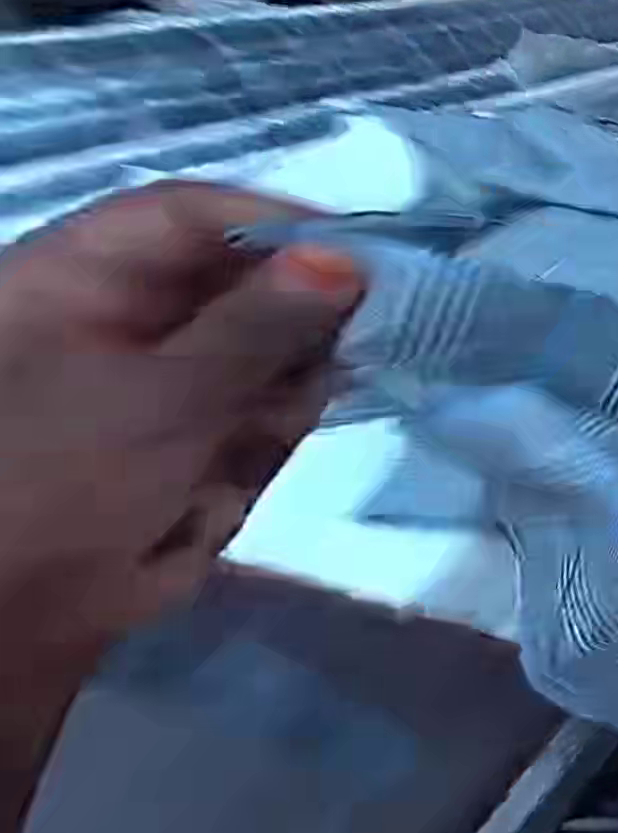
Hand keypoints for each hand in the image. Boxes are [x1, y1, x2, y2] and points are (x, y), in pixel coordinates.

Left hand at [0, 182, 361, 657]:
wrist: (20, 617)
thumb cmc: (48, 490)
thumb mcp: (158, 398)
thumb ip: (259, 325)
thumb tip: (346, 259)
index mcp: (77, 284)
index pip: (188, 215)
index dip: (276, 221)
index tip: (367, 254)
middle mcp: (139, 310)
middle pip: (255, 269)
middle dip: (317, 298)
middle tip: (369, 326)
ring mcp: (189, 360)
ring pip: (290, 326)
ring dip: (313, 359)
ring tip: (277, 414)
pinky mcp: (228, 405)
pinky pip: (295, 375)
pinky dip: (307, 394)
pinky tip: (273, 431)